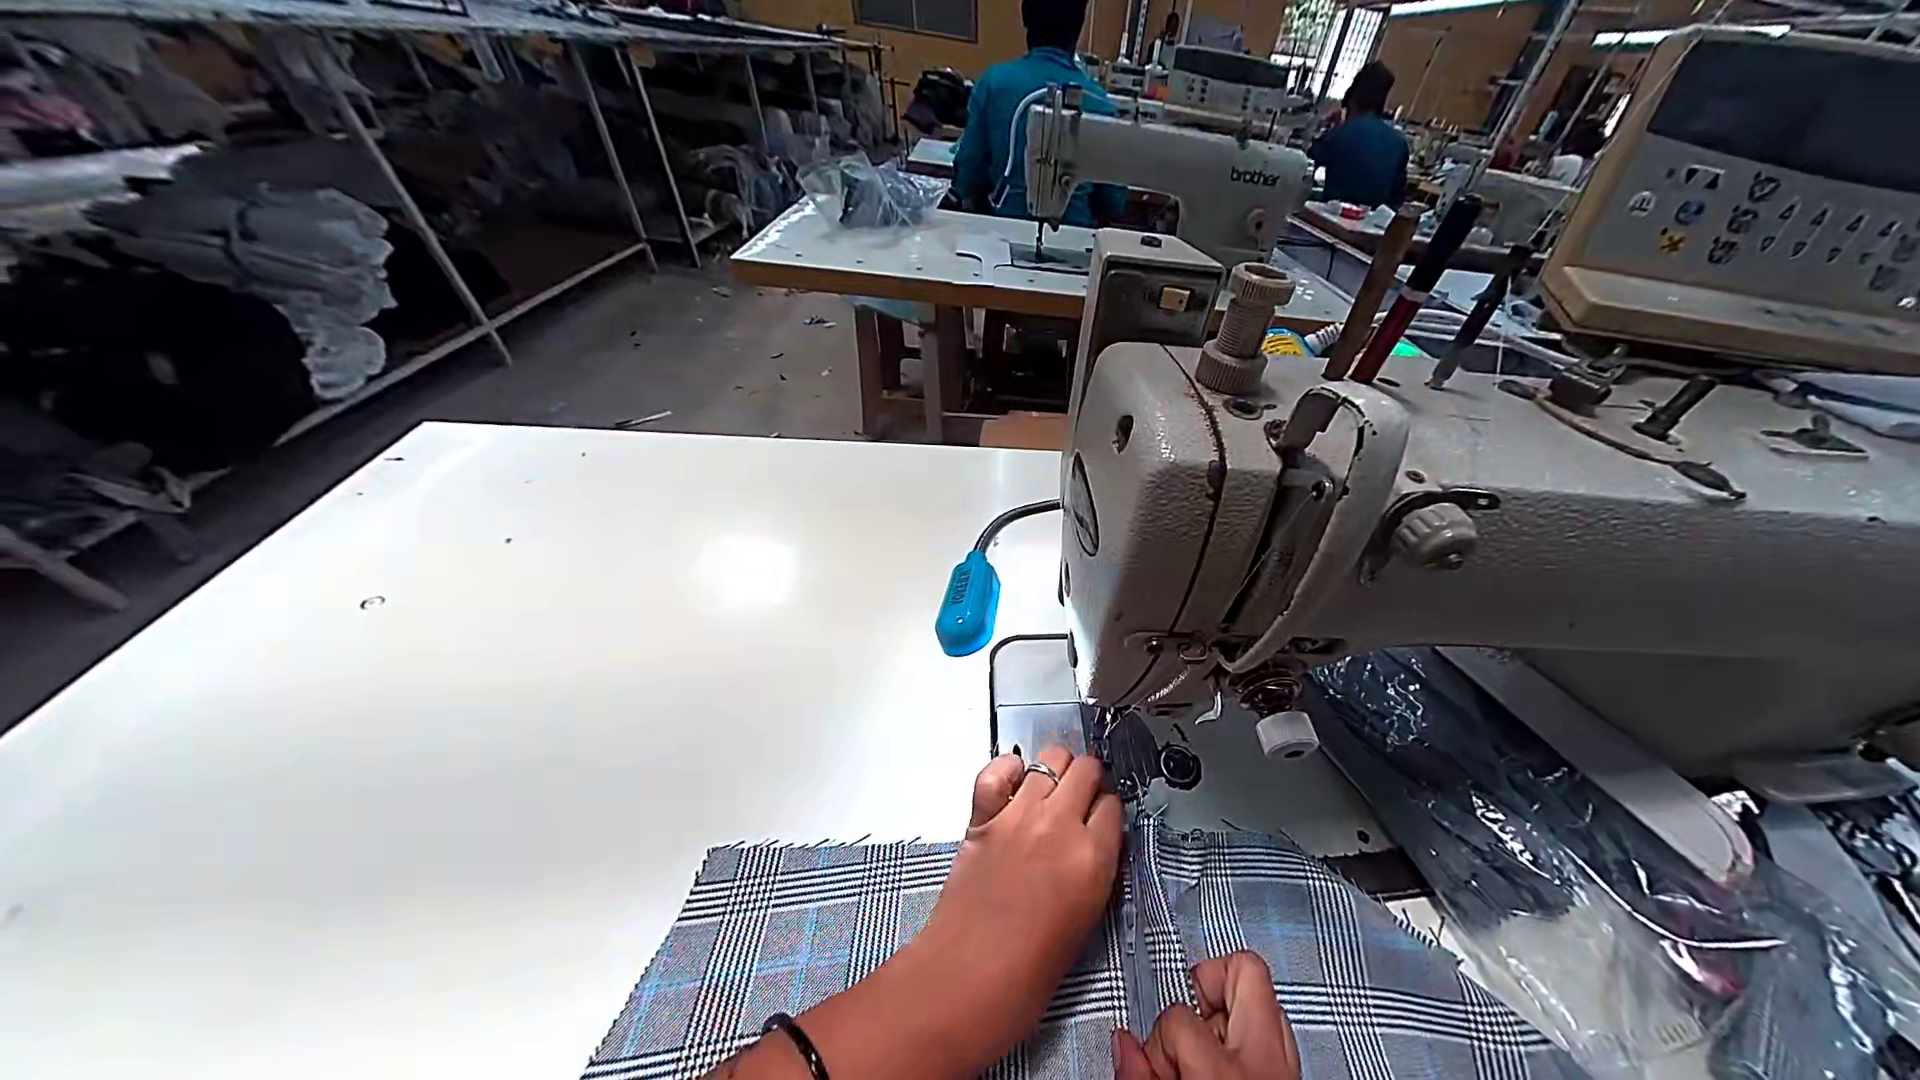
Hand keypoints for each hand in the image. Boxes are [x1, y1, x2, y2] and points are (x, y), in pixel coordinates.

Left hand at [899, 747, 1124, 1072]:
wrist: (974, 973)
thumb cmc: (1031, 963)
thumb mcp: (1088, 915)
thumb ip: (1096, 866)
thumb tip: (1096, 838)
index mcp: (1094, 857)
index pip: (1114, 805)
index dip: (1108, 807)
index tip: (1102, 812)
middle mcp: (1059, 826)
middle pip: (1086, 769)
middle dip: (1088, 777)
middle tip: (1081, 791)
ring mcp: (1019, 815)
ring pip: (1050, 758)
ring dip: (1055, 768)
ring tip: (1050, 784)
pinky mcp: (984, 815)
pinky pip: (998, 770)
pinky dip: (1008, 767)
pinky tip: (1014, 779)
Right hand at [1111, 951, 1299, 1079]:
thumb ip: (1140, 1074)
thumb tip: (1123, 1042)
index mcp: (1228, 1072)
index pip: (1178, 1013)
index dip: (1160, 1032)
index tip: (1155, 1057)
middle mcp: (1268, 1062)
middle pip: (1245, 968)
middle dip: (1207, 986)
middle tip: (1188, 1024)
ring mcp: (1291, 1066)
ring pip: (1264, 997)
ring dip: (1230, 1012)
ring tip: (1207, 1046)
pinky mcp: (1299, 1073)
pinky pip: (1276, 1027)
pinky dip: (1248, 1034)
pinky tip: (1228, 1061)